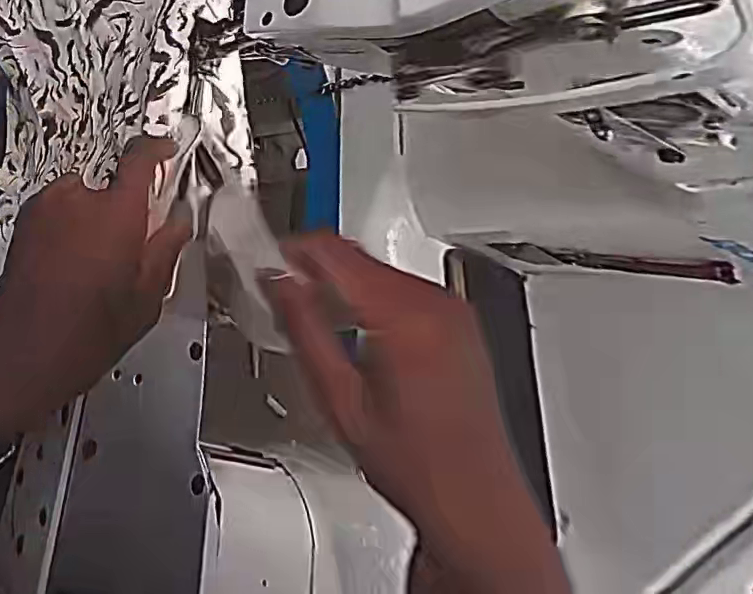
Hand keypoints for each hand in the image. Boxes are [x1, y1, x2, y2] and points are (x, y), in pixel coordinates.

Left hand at [0, 136, 191, 439]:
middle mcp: (80, 198)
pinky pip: (58, 208)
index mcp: (118, 212)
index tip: (164, 150)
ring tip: (92, 262)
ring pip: (83, 196)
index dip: (157, 149)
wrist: (21, 355)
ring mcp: (47, 206)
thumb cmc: (85, 333)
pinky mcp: (26, 219)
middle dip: (123, 207)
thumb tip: (178, 222)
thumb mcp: (146, 298)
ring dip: (92, 216)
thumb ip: (166, 248)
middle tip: (127, 247)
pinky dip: (67, 224)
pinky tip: (68, 263)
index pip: (141, 157)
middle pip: (112, 184)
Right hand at [267, 233, 568, 593]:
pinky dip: (374, 296)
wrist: (476, 504)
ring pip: (380, 269)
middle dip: (318, 270)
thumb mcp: (340, 400)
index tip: (275, 259)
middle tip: (288, 293)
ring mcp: (453, 310)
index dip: (296, 249)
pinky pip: (404, 287)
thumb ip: (303, 329)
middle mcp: (434, 303)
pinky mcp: (460, 320)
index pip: (336, 251)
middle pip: (358, 257)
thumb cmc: (418, 466)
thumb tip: (279, 285)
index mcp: (403, 315)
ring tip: (321, 318)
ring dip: (346, 283)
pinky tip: (359, 329)